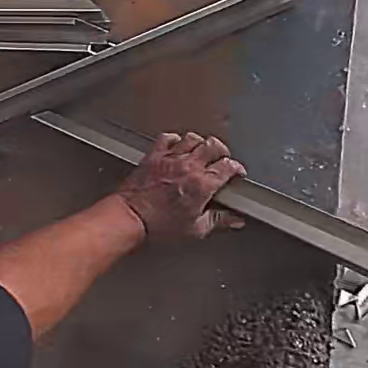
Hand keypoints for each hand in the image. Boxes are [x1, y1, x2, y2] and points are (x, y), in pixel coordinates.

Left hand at [115, 132, 247, 239]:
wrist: (130, 218)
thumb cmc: (159, 225)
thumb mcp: (196, 229)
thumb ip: (219, 221)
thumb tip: (234, 220)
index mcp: (202, 184)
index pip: (228, 166)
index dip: (236, 168)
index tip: (236, 172)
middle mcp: (188, 167)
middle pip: (213, 145)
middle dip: (222, 151)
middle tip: (222, 159)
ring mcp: (170, 159)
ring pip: (192, 138)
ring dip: (200, 144)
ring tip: (201, 152)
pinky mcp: (154, 156)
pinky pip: (167, 138)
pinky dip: (175, 140)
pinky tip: (177, 147)